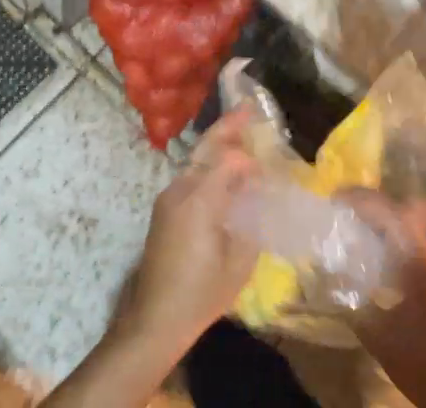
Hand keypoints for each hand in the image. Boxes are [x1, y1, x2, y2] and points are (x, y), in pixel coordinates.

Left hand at [112, 108, 261, 348]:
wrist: (156, 316)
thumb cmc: (202, 292)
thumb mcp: (239, 260)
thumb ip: (252, 221)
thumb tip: (259, 194)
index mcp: (198, 199)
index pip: (226, 159)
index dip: (249, 156)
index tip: (269, 163)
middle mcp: (179, 190)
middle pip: (204, 149)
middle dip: (227, 128)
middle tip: (248, 109)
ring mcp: (167, 199)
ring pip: (195, 163)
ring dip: (217, 149)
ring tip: (242, 140)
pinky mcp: (164, 210)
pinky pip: (189, 180)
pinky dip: (209, 170)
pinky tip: (226, 179)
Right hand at [350, 196, 425, 407]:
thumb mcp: (384, 343)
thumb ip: (355, 304)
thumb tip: (332, 279)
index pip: (394, 216)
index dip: (364, 200)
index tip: (340, 198)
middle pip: (420, 210)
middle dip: (387, 204)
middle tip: (362, 211)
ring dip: (409, 217)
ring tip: (385, 228)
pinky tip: (410, 254)